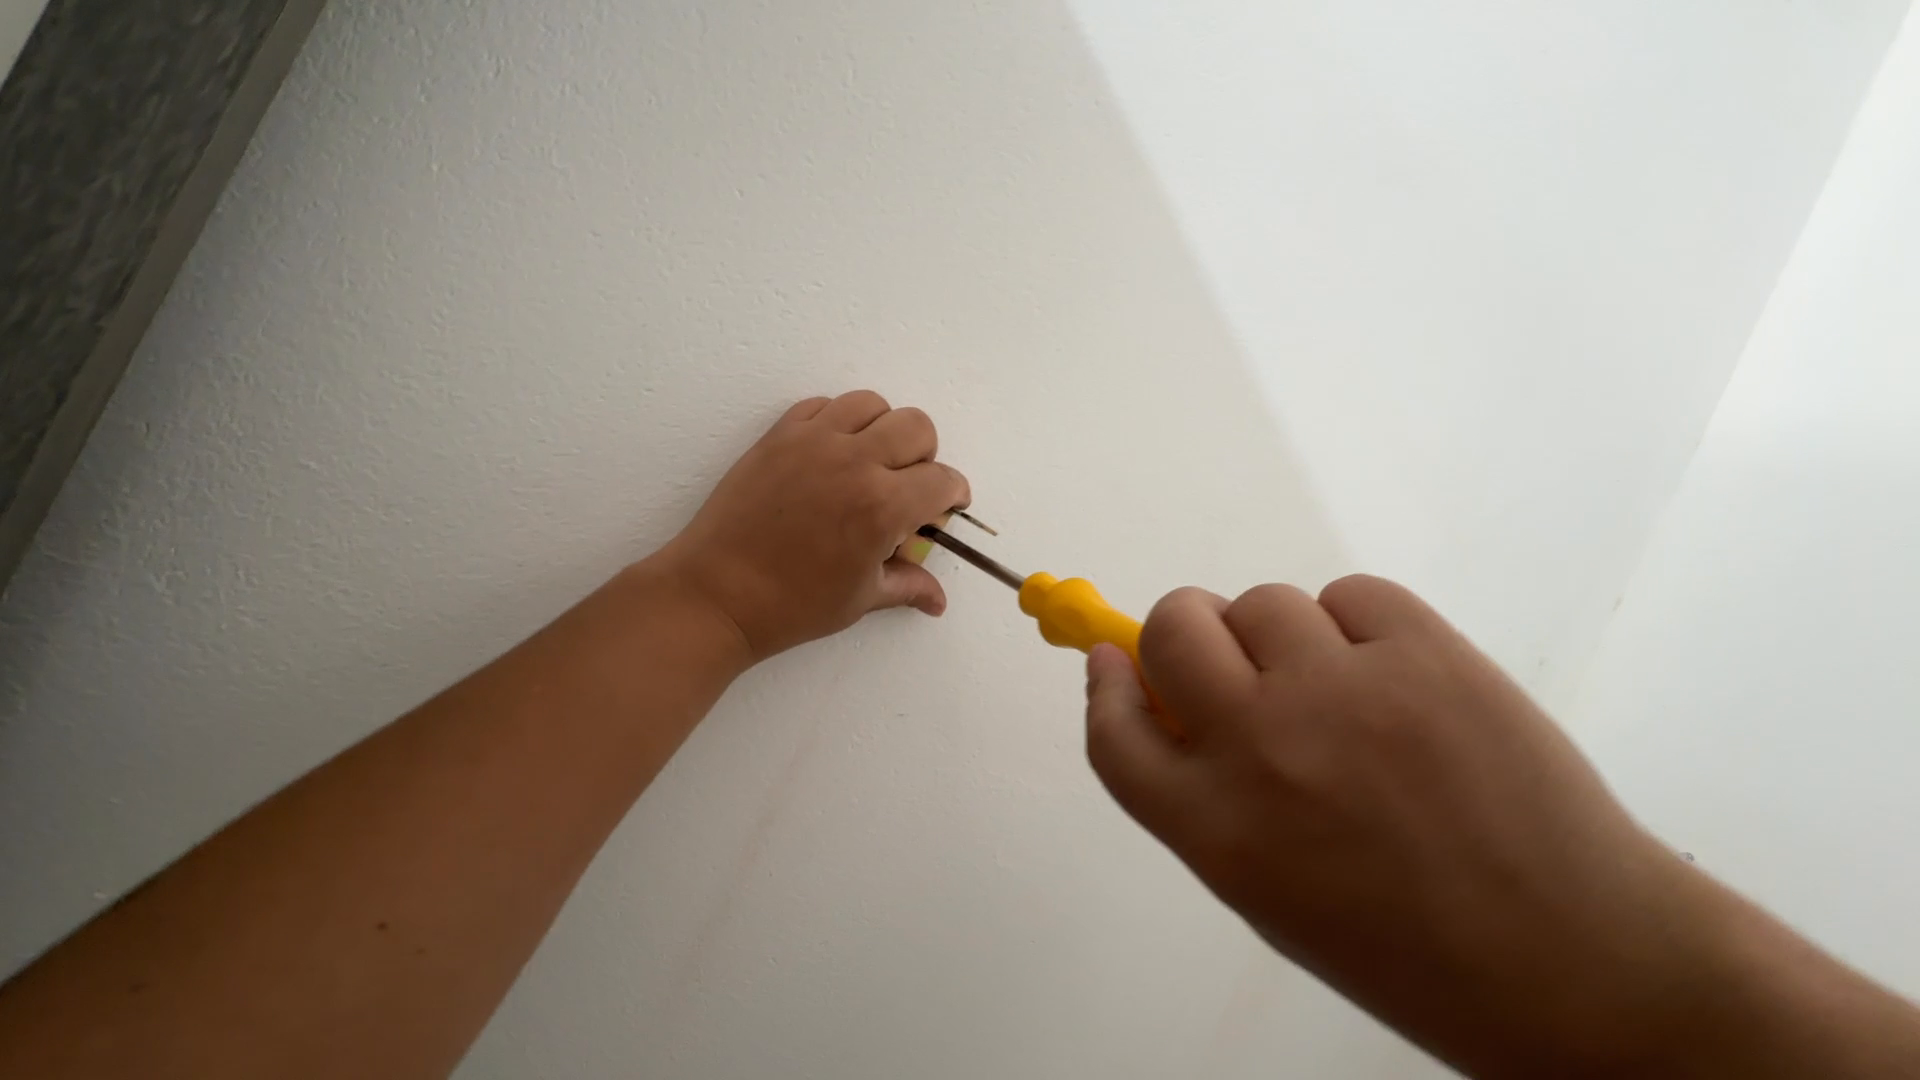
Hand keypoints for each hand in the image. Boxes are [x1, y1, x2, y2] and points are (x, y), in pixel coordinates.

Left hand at [653, 392, 969, 661]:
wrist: (717, 594)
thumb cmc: (791, 604)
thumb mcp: (860, 599)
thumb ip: (907, 585)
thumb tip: (937, 598)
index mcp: (882, 507)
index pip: (942, 480)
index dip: (952, 495)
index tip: (946, 507)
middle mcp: (854, 462)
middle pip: (917, 428)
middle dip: (925, 456)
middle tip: (909, 486)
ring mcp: (813, 442)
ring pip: (872, 404)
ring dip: (883, 429)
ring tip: (871, 462)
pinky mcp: (779, 435)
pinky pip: (823, 406)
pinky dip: (838, 421)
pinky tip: (832, 454)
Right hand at [1084, 576, 1712, 1074]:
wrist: (1576, 961)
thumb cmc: (1396, 940)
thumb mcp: (1261, 886)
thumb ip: (1194, 791)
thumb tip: (1155, 691)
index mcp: (1213, 827)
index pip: (1112, 728)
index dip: (1107, 684)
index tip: (1112, 658)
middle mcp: (1260, 746)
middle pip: (1171, 627)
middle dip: (1182, 633)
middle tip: (1228, 660)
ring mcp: (1343, 690)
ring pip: (1261, 601)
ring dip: (1276, 635)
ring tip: (1336, 688)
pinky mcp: (1426, 651)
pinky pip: (1349, 593)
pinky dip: (1355, 624)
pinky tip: (1392, 676)